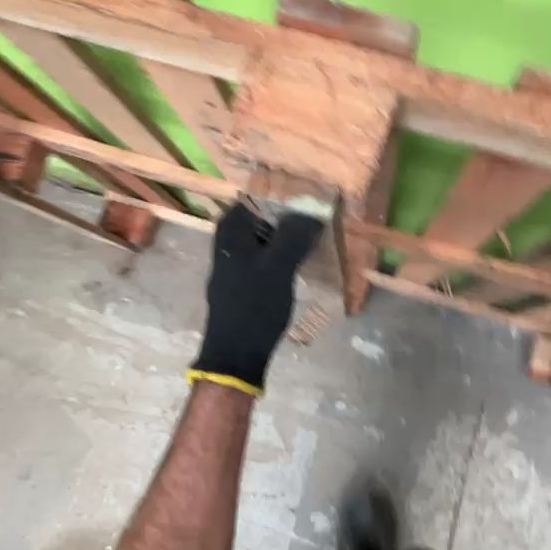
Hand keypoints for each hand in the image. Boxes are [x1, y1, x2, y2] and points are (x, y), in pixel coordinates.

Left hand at [190, 204, 322, 393]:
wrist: (235, 353)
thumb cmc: (254, 306)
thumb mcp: (279, 267)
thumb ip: (295, 234)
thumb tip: (313, 207)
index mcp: (231, 229)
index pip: (259, 196)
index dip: (286, 196)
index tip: (314, 199)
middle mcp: (228, 240)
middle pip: (264, 217)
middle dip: (291, 217)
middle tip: (322, 219)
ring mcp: (234, 261)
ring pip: (268, 238)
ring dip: (290, 238)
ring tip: (318, 240)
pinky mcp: (243, 281)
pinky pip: (267, 258)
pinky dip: (283, 257)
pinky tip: (302, 264)